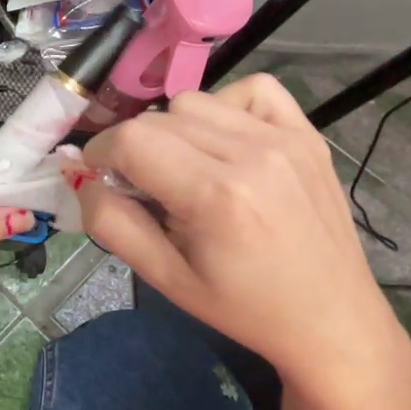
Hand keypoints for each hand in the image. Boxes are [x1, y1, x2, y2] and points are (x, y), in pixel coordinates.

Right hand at [65, 75, 410, 403]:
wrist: (331, 319)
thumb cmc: (242, 306)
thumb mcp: (162, 277)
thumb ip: (109, 222)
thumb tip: (78, 175)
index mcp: (216, 196)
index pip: (130, 139)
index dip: (100, 155)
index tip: (102, 181)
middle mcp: (253, 154)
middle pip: (155, 118)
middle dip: (132, 148)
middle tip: (145, 190)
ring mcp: (285, 139)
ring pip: (193, 101)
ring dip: (173, 129)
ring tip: (187, 170)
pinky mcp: (307, 135)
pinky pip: (249, 90)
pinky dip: (223, 108)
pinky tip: (223, 145)